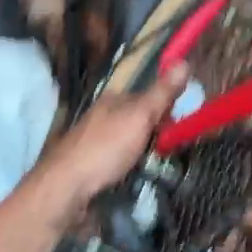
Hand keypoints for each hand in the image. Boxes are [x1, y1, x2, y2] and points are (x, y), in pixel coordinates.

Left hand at [33, 62, 191, 212]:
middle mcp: (103, 117)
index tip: (177, 130)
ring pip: (132, 144)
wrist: (67, 188)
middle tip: (165, 154)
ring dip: (144, 156)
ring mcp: (96, 142)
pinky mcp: (92, 166)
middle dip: (156, 137)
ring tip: (151, 170)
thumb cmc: (105, 149)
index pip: (149, 97)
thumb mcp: (139, 117)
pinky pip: (120, 163)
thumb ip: (161, 94)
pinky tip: (133, 179)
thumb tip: (184, 62)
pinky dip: (130, 170)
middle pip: (141, 122)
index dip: (166, 112)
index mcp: (113, 100)